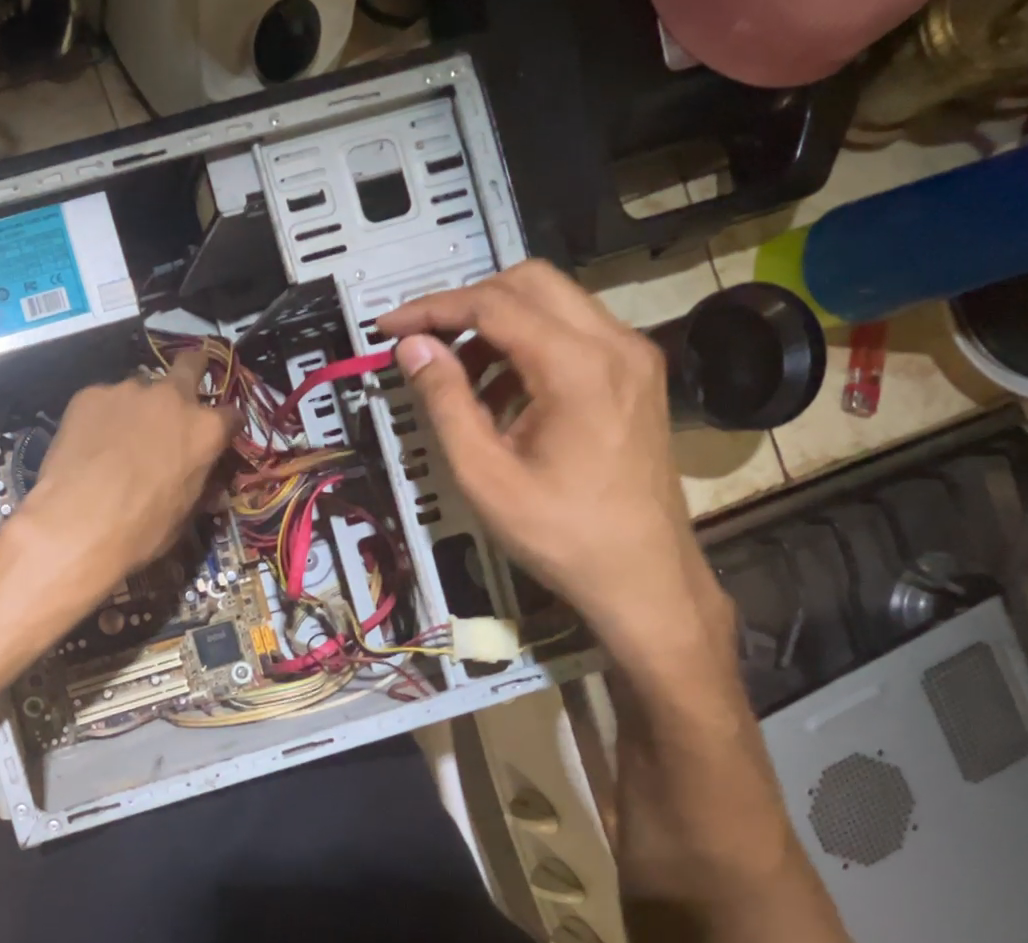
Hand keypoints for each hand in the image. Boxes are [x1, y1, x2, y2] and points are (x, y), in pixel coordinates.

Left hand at [9, 349, 239, 596]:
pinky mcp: (90, 394)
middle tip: (181, 390)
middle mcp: (172, 399)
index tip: (216, 434)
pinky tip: (89, 442)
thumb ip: (199, 482)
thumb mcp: (184, 513)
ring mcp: (129, 391)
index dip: (224, 426)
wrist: (76, 524)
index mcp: (206, 430)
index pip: (231, 414)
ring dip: (138, 406)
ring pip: (140, 388)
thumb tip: (205, 480)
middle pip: (191, 365)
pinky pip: (103, 400)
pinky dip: (102, 416)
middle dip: (193, 370)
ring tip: (118, 436)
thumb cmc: (140, 530)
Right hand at [377, 260, 732, 665]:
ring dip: (494, 325)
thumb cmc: (558, 532)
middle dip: (466, 303)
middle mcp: (614, 343)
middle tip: (421, 344)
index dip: (433, 309)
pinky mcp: (635, 376)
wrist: (642, 574)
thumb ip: (445, 402)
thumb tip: (412, 348)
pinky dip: (524, 346)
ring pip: (552, 304)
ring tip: (454, 379)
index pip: (494, 304)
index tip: (386, 328)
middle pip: (529, 282)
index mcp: (578, 366)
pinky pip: (572, 334)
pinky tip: (496, 397)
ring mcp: (632, 357)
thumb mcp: (483, 473)